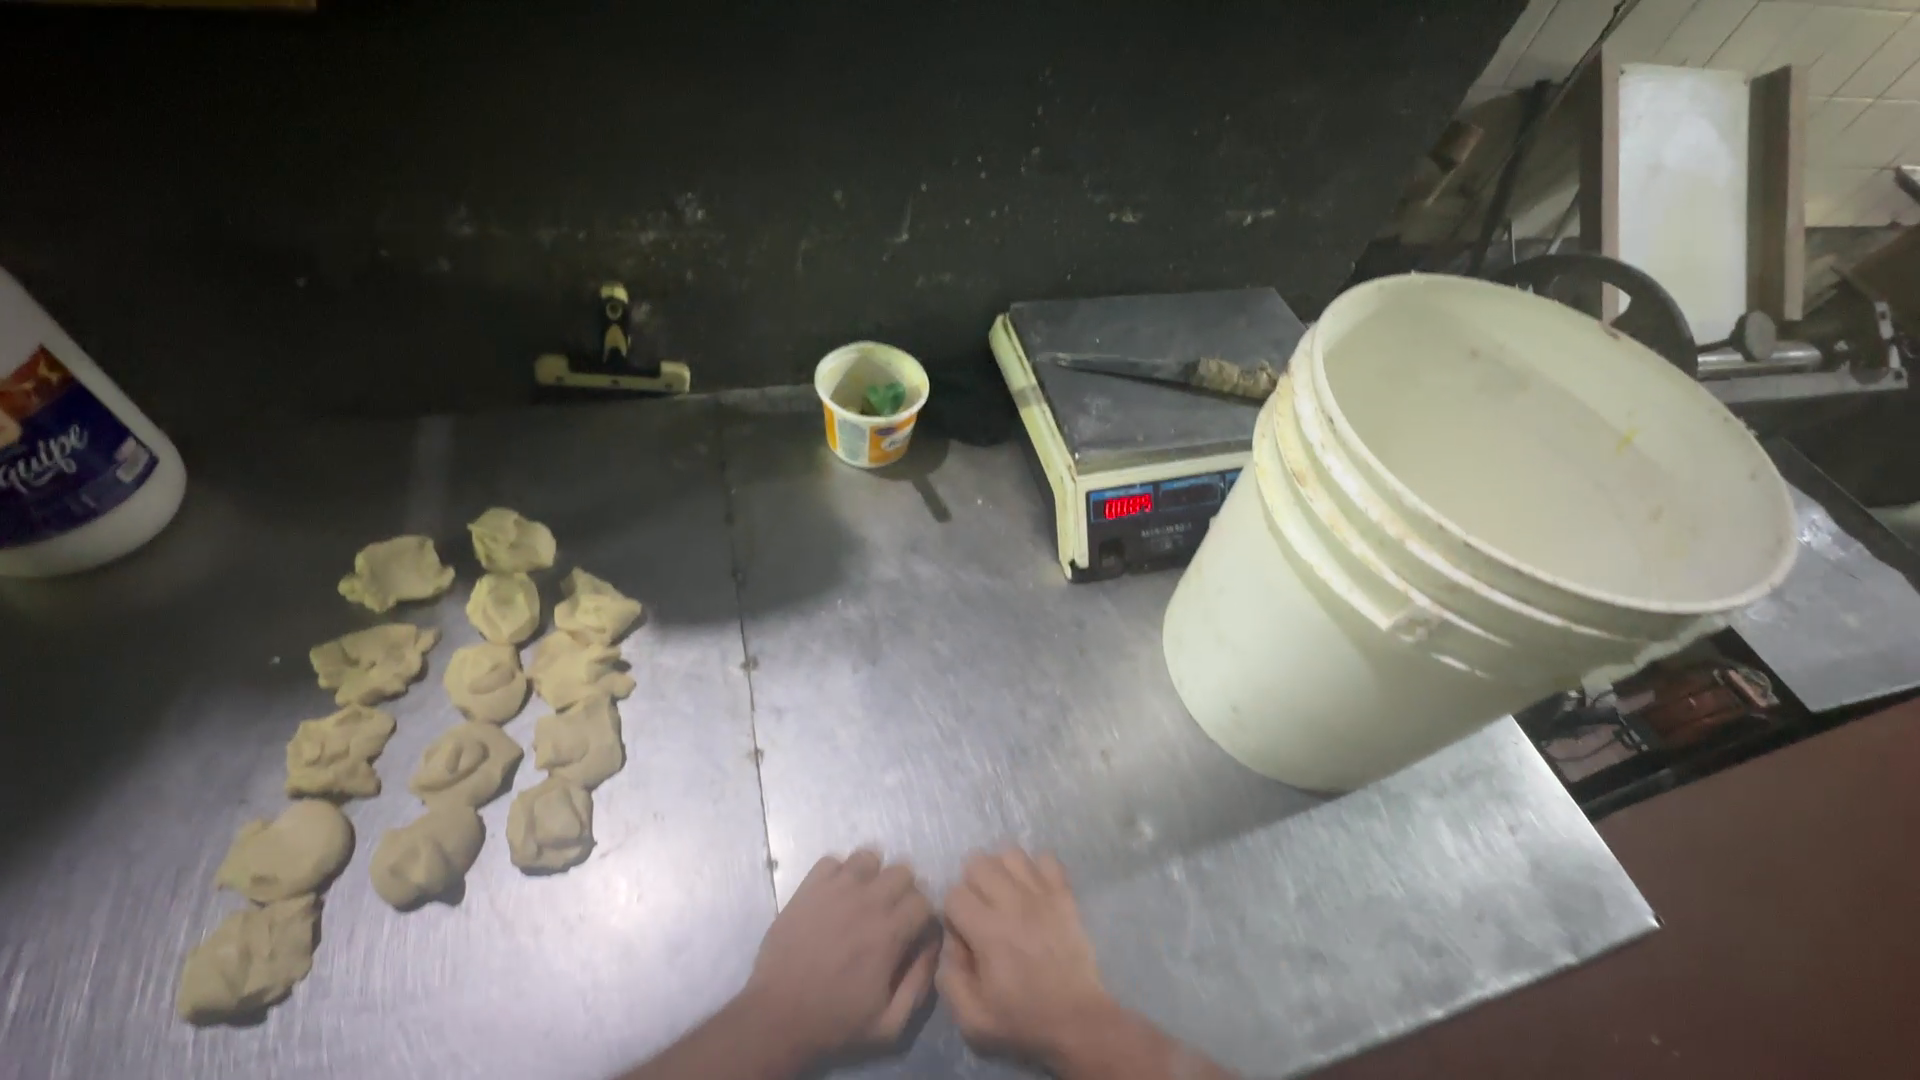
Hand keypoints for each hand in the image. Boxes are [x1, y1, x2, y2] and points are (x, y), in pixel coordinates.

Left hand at [744, 849, 937, 1057]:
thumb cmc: (836, 1021)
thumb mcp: (891, 1024)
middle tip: (889, 915)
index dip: (922, 916)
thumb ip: (920, 982)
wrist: (778, 1016)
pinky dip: (837, 873)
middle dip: (903, 891)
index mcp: (889, 933)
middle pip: (902, 871)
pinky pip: (831, 861)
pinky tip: (834, 896)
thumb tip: (933, 944)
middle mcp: (866, 902)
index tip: (912, 931)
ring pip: (868, 857)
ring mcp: (835, 890)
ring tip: (862, 899)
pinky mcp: (807, 888)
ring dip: (872, 876)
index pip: (924, 900)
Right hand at [937, 849, 1118, 1066]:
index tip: (964, 936)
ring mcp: (1042, 894)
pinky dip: (1035, 869)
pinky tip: (1032, 892)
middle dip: (972, 884)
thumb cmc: (1023, 1021)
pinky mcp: (1065, 895)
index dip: (953, 914)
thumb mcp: (972, 1018)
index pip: (954, 893)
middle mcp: (1014, 903)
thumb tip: (951, 942)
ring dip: (1001, 872)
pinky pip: (1046, 859)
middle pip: (978, 862)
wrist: (1078, 1023)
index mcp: (989, 931)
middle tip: (981, 912)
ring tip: (1005, 897)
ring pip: (1010, 854)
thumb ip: (949, 977)